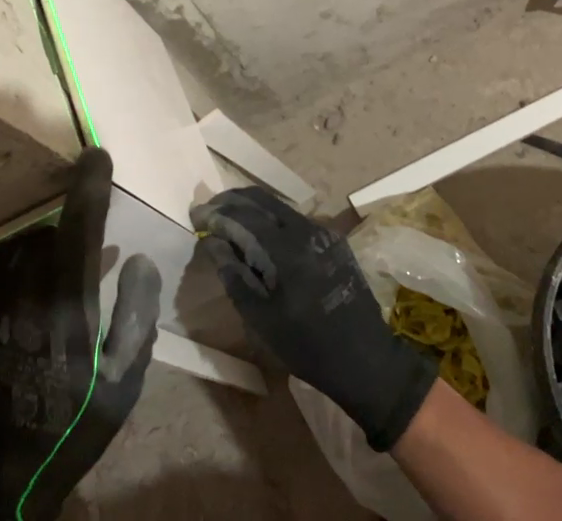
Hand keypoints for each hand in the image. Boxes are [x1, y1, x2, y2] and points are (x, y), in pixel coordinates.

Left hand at [0, 149, 161, 520]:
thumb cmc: (70, 425)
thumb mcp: (123, 381)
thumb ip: (136, 312)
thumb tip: (137, 259)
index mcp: (68, 301)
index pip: (82, 222)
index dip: (92, 183)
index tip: (97, 155)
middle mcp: (21, 288)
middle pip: (46, 233)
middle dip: (66, 237)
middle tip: (79, 267)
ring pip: (13, 249)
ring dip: (35, 255)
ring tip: (46, 293)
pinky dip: (4, 273)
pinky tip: (13, 303)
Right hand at [191, 187, 437, 450]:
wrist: (367, 361)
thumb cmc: (308, 346)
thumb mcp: (261, 317)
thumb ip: (233, 274)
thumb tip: (212, 241)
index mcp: (288, 249)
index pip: (244, 215)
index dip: (216, 213)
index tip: (194, 216)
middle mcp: (308, 230)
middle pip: (262, 200)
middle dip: (231, 201)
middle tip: (208, 211)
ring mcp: (325, 233)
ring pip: (279, 207)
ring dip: (251, 208)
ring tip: (228, 220)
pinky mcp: (334, 242)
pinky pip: (295, 220)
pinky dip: (271, 219)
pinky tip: (259, 235)